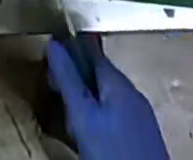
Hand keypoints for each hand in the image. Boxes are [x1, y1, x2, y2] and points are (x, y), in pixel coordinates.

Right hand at [47, 38, 169, 159]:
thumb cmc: (112, 153)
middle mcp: (133, 94)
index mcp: (119, 82)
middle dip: (75, 81)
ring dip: (85, 102)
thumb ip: (67, 78)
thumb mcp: (82, 115)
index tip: (48, 64)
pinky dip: (98, 119)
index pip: (90, 51)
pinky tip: (91, 137)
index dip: (67, 52)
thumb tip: (53, 44)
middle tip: (56, 96)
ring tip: (69, 121)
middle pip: (98, 74)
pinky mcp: (144, 138)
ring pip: (106, 96)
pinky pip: (115, 116)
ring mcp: (141, 117)